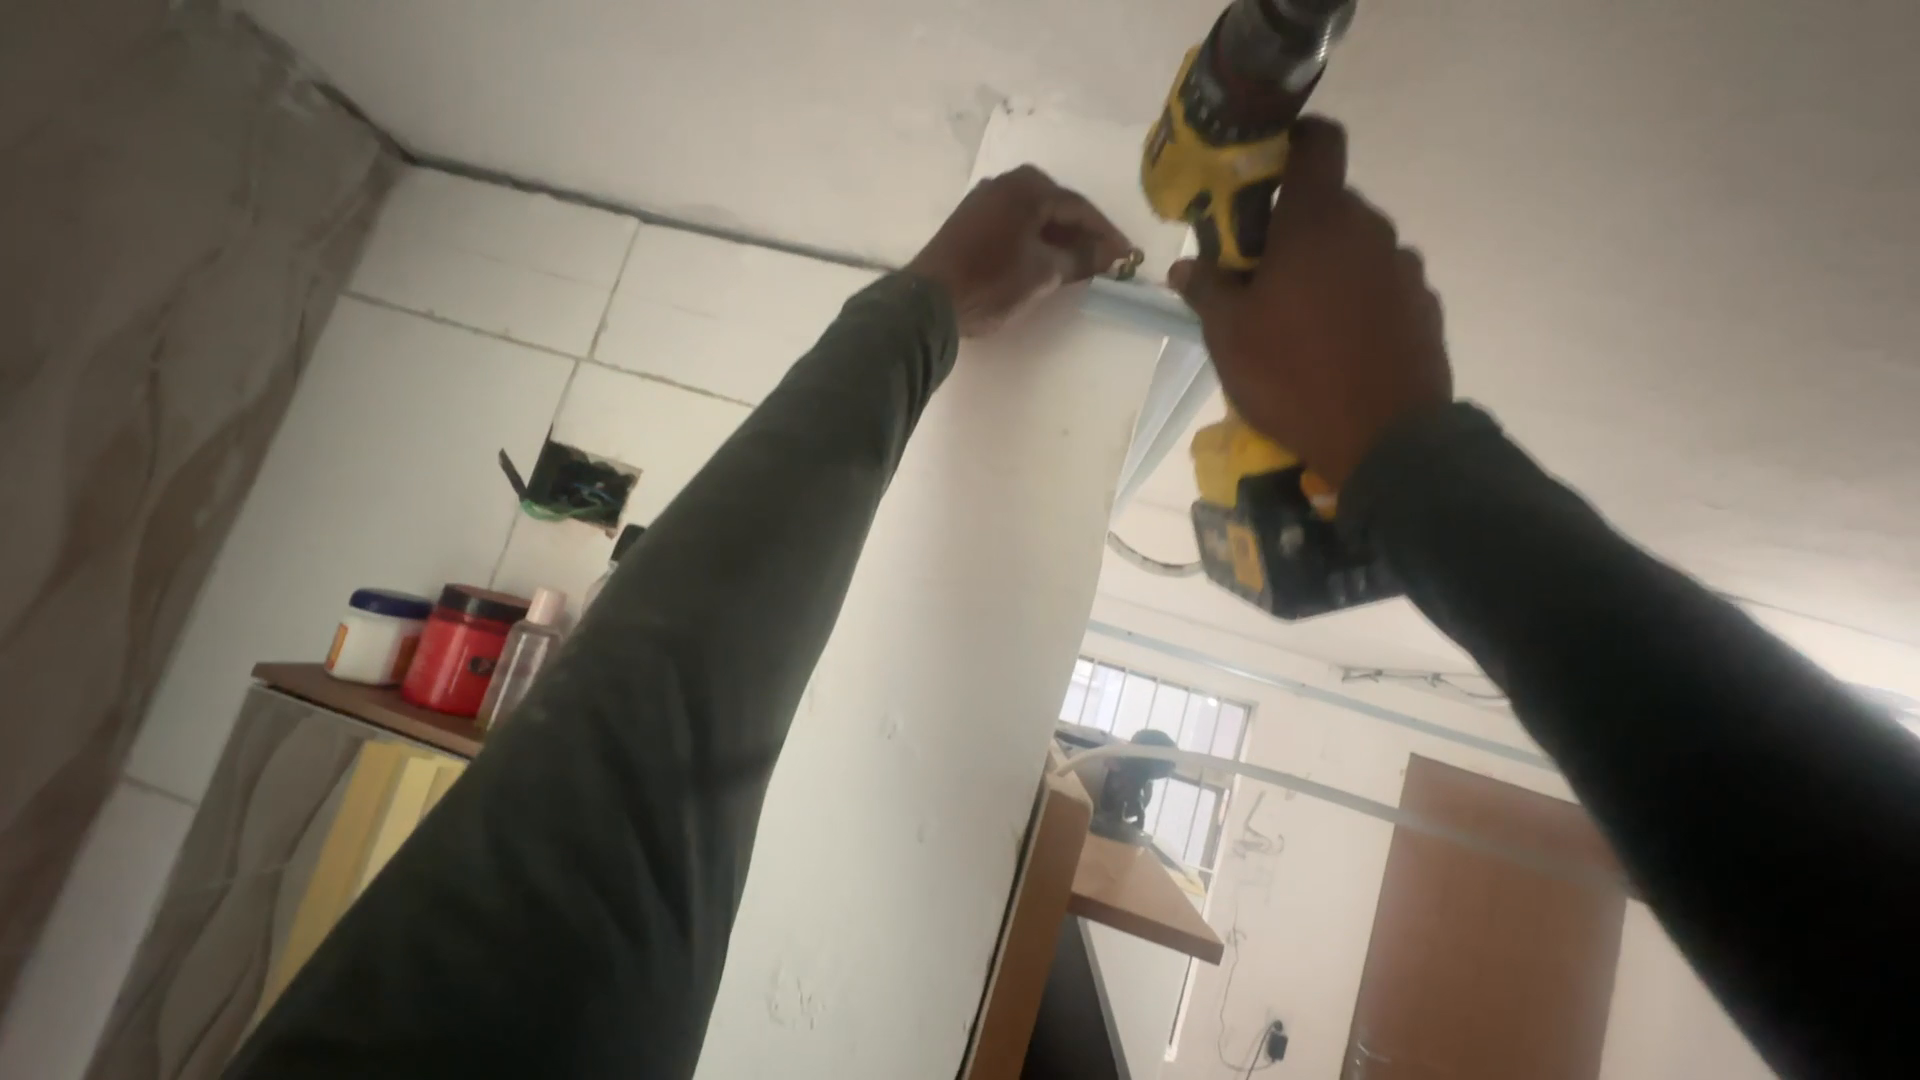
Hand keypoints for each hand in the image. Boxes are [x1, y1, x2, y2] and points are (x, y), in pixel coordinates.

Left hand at [908, 166, 1137, 336]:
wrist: (929, 301)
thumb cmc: (992, 282)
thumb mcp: (1043, 273)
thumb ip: (1079, 259)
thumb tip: (1107, 255)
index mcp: (1028, 187)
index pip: (1080, 208)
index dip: (1106, 234)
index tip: (1127, 255)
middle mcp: (1006, 183)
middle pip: (1057, 207)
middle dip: (1083, 234)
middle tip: (1105, 259)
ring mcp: (984, 200)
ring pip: (1035, 216)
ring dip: (1059, 238)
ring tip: (1080, 264)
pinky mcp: (970, 222)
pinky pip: (1015, 225)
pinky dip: (1035, 241)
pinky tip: (1046, 261)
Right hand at [1170, 117, 1452, 488]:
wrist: (1383, 439)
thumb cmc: (1292, 376)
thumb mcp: (1228, 337)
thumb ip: (1206, 290)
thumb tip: (1185, 265)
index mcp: (1318, 221)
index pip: (1318, 142)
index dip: (1291, 142)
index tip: (1262, 172)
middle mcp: (1369, 229)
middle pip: (1328, 206)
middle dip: (1292, 229)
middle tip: (1258, 276)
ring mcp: (1404, 268)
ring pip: (1354, 250)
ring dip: (1324, 269)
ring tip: (1298, 323)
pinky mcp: (1423, 306)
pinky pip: (1379, 286)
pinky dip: (1355, 300)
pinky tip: (1337, 346)